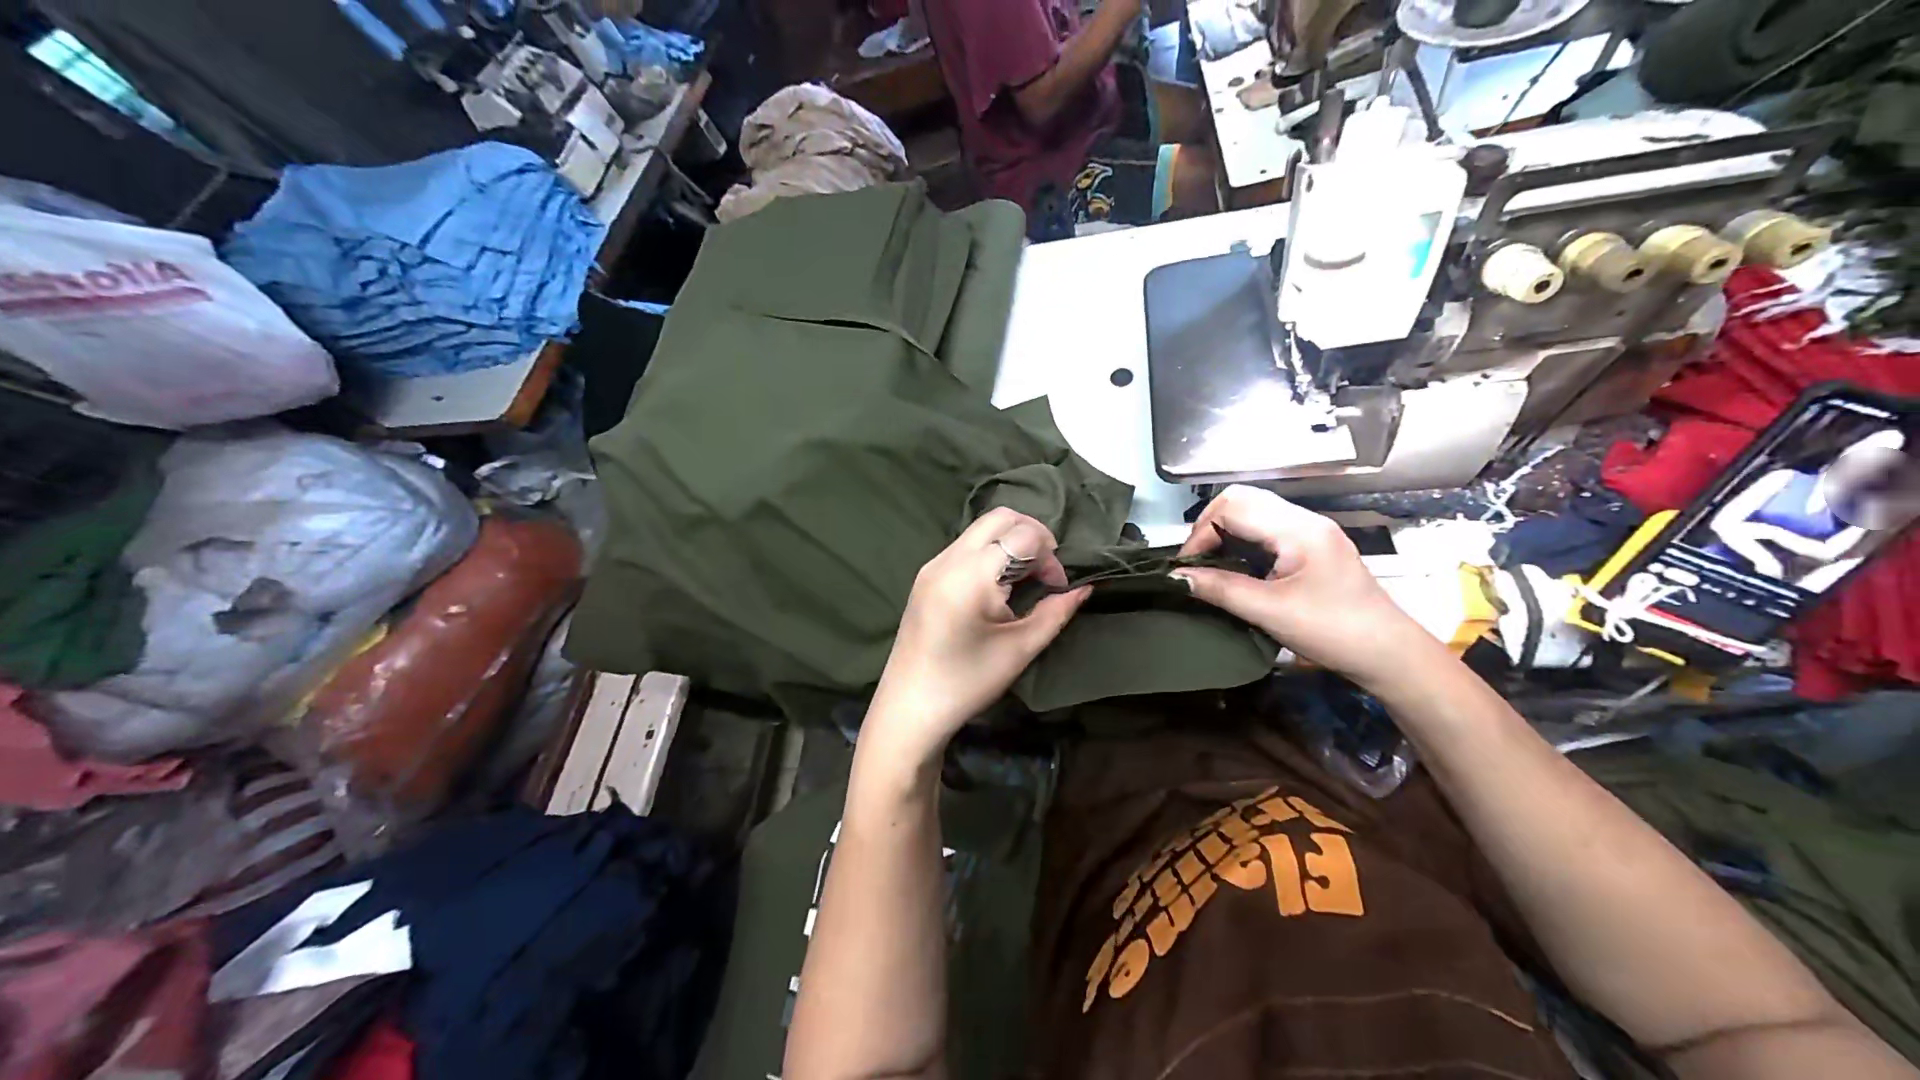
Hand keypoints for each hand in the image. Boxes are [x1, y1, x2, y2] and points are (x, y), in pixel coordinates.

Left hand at [865, 508, 1091, 764]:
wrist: (910, 707)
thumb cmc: (968, 682)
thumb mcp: (1020, 648)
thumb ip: (1055, 611)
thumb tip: (1083, 587)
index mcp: (971, 575)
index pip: (1023, 534)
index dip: (1050, 555)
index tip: (1057, 587)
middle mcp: (949, 559)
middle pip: (1000, 517)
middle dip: (1032, 535)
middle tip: (1045, 572)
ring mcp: (933, 564)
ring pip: (980, 528)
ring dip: (1010, 542)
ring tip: (1022, 580)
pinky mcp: (925, 575)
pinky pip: (965, 545)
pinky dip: (990, 551)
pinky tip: (997, 586)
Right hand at [1171, 485, 1431, 687]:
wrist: (1388, 654)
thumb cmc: (1333, 631)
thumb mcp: (1270, 612)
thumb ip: (1220, 589)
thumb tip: (1176, 578)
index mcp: (1298, 529)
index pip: (1233, 508)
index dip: (1200, 533)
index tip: (1186, 568)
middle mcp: (1305, 520)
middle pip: (1242, 500)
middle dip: (1209, 526)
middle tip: (1196, 562)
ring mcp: (1312, 531)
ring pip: (1254, 511)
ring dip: (1225, 532)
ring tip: (1211, 565)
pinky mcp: (1313, 546)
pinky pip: (1267, 528)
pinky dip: (1243, 541)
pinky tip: (1237, 568)